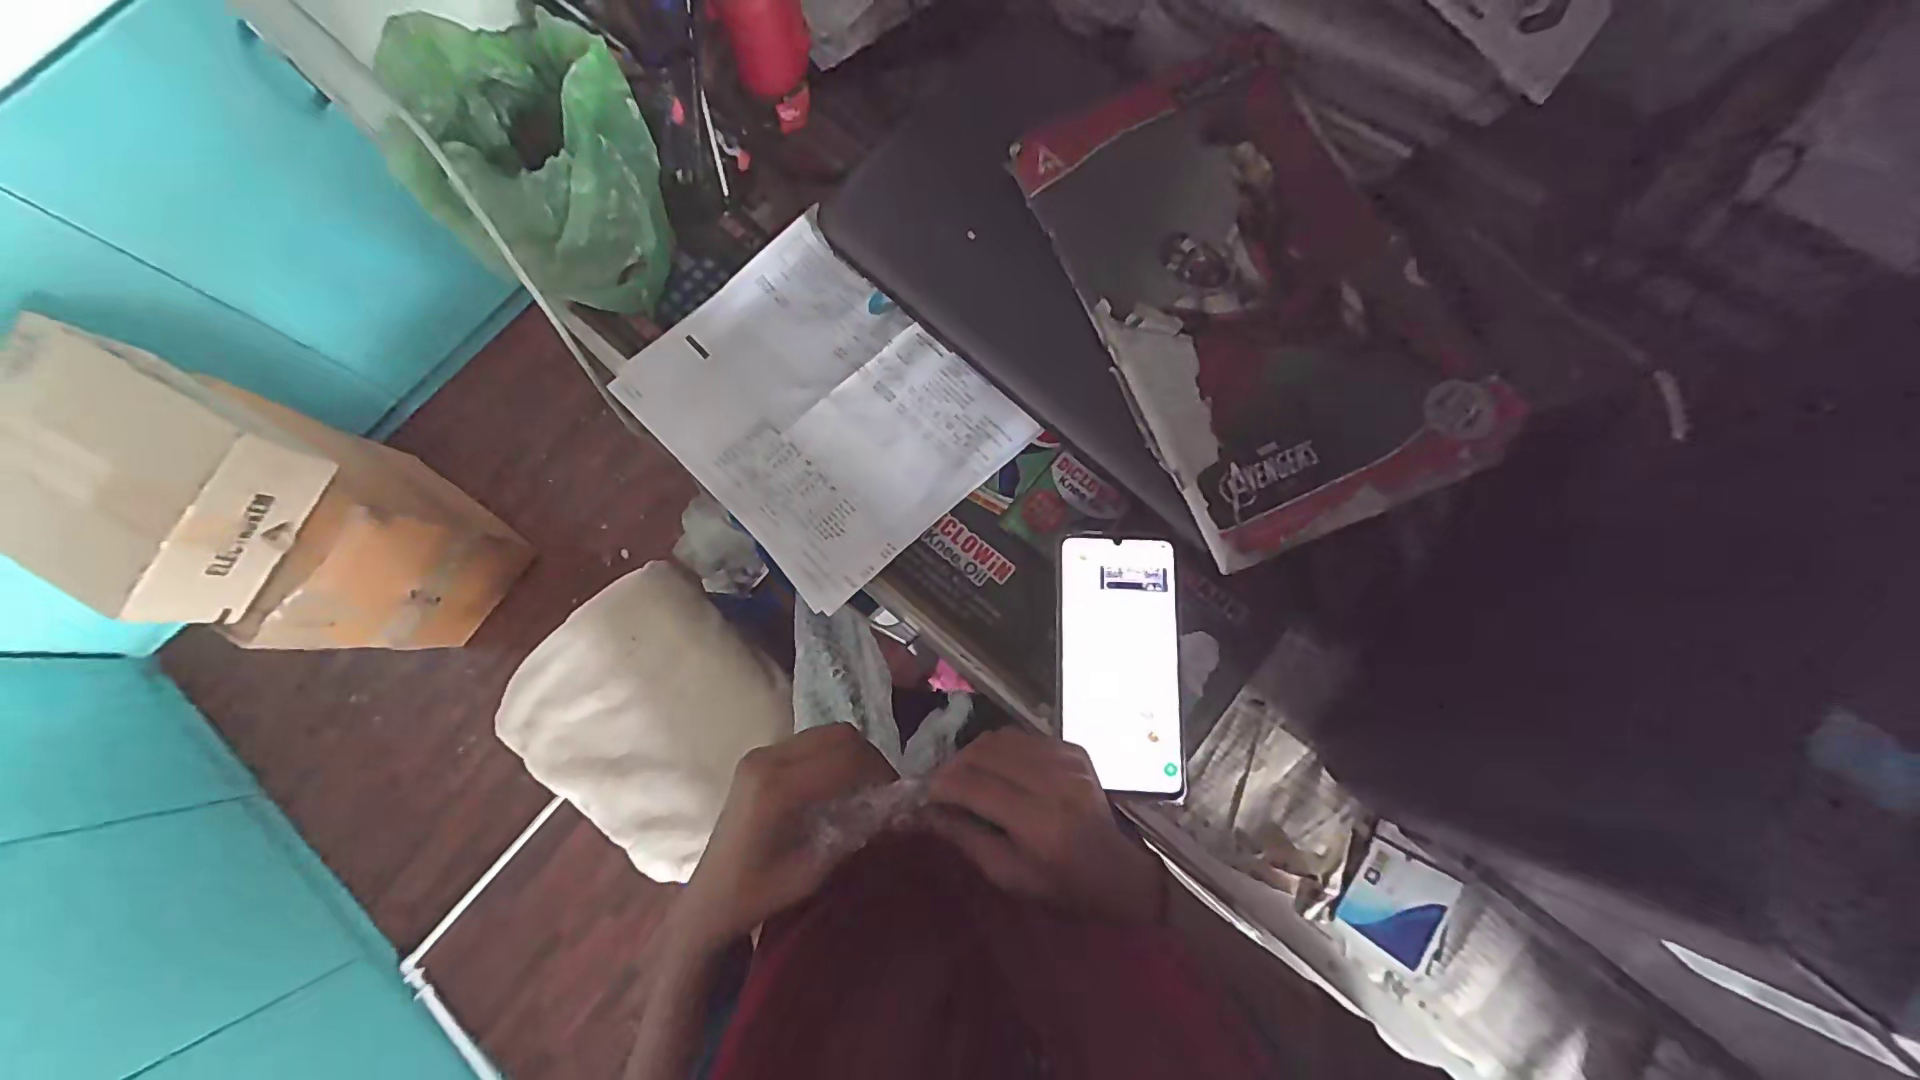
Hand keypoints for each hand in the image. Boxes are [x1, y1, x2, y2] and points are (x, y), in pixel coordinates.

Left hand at [671, 723, 896, 950]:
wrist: (709, 899)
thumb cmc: (757, 894)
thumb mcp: (813, 872)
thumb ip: (853, 833)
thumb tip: (894, 810)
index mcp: (776, 788)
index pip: (846, 759)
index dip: (879, 772)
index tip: (897, 795)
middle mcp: (767, 759)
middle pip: (841, 735)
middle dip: (870, 758)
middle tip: (883, 788)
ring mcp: (761, 753)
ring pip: (828, 733)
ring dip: (853, 754)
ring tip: (864, 786)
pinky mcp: (760, 755)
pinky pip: (812, 741)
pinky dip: (835, 755)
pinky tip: (838, 783)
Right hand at [928, 728, 1166, 923]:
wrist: (1118, 870)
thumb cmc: (1061, 885)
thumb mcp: (1008, 875)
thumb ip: (965, 838)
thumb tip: (924, 811)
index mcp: (1038, 821)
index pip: (974, 785)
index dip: (942, 785)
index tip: (926, 793)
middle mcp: (1053, 782)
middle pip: (985, 753)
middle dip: (954, 765)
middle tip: (942, 783)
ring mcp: (1067, 760)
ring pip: (1002, 738)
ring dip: (975, 753)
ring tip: (966, 773)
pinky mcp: (1074, 749)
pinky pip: (1024, 737)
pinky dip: (1003, 750)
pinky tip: (1000, 769)